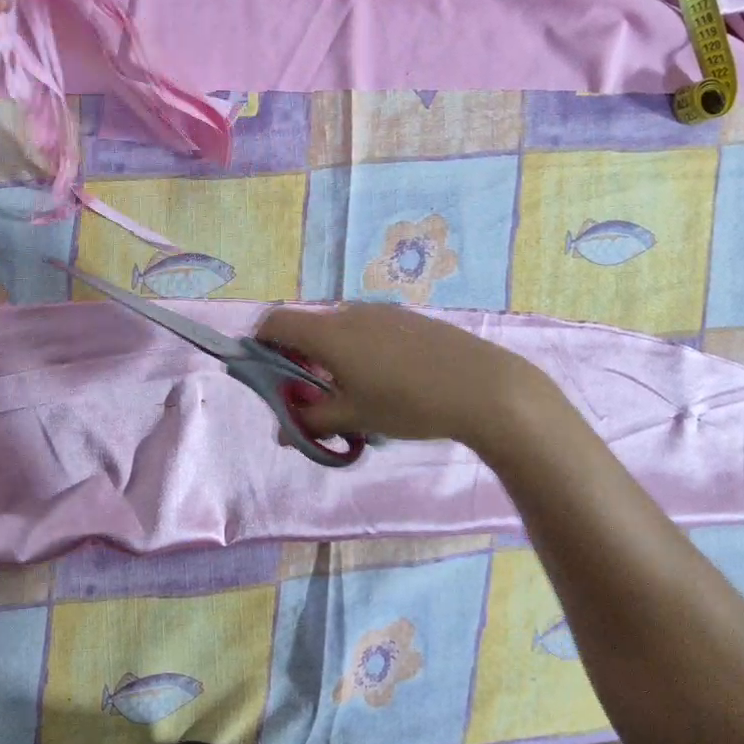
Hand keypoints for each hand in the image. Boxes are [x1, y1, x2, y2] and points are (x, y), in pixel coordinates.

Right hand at [257, 303, 563, 446]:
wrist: (484, 387)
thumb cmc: (408, 403)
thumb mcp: (354, 417)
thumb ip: (312, 422)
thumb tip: (284, 431)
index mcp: (328, 332)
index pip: (274, 323)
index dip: (259, 345)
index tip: (266, 377)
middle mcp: (349, 312)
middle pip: (307, 328)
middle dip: (297, 362)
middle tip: (310, 400)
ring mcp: (382, 312)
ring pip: (339, 332)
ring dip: (329, 359)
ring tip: (352, 397)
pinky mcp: (409, 319)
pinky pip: (367, 332)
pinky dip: (358, 353)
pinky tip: (387, 385)